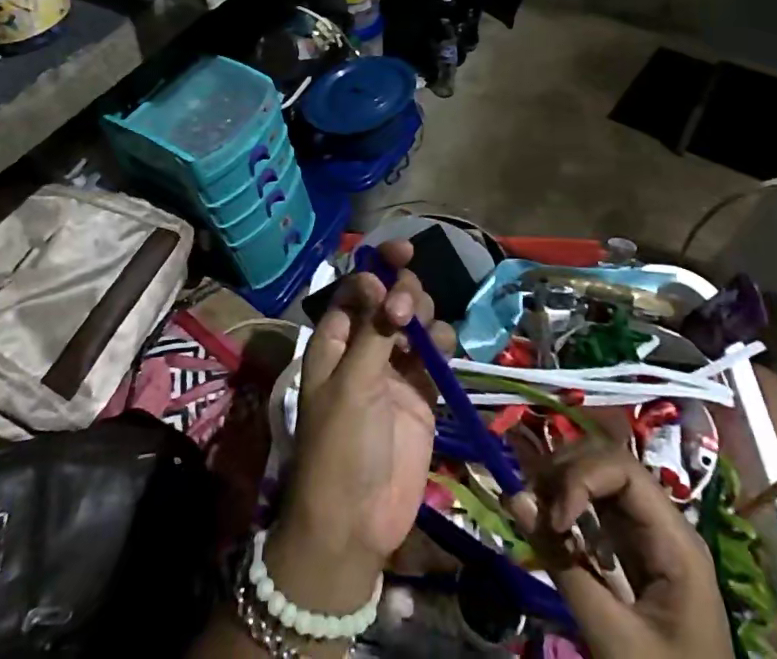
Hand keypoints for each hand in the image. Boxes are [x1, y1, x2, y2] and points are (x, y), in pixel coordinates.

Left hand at [267, 240, 455, 613]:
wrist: (356, 521)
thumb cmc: (341, 448)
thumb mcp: (351, 386)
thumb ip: (373, 334)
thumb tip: (385, 282)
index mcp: (334, 343)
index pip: (356, 291)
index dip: (377, 269)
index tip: (400, 254)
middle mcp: (364, 350)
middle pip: (390, 301)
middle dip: (404, 292)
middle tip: (407, 309)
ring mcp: (393, 372)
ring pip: (416, 325)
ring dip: (424, 316)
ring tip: (424, 333)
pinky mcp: (421, 394)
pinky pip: (434, 355)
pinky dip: (441, 345)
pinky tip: (442, 351)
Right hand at [509, 443, 732, 658]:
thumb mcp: (612, 635)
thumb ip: (563, 565)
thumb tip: (514, 499)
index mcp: (675, 539)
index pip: (624, 469)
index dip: (580, 478)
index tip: (554, 520)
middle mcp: (664, 525)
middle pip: (611, 465)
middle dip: (567, 474)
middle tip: (532, 505)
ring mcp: (650, 537)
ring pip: (602, 482)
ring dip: (563, 487)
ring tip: (533, 512)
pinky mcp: (634, 554)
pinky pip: (599, 512)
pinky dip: (569, 510)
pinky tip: (547, 524)